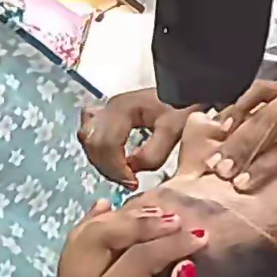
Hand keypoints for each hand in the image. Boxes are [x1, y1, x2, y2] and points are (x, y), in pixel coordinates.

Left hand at [44, 201, 240, 276]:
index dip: (171, 245)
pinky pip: (75, 249)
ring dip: (120, 220)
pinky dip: (95, 225)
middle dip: (140, 222)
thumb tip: (191, 273)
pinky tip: (109, 207)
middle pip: (97, 239)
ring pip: (82, 238)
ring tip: (159, 217)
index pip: (132, 263)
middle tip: (179, 221)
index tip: (203, 239)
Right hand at [78, 89, 197, 188]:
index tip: (132, 183)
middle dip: (109, 168)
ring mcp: (107, 110)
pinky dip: (101, 154)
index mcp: (124, 107)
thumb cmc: (182, 107)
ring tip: (125, 175)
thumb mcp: (173, 131)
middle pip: (94, 144)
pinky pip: (93, 137)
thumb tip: (129, 170)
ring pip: (89, 141)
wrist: (186, 93)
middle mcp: (110, 107)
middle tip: (129, 182)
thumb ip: (152, 155)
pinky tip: (117, 163)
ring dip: (103, 162)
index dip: (115, 168)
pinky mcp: (109, 116)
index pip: (107, 143)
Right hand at [208, 63, 276, 188]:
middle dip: (245, 149)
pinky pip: (258, 91)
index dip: (270, 164)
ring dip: (237, 134)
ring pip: (263, 109)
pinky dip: (239, 107)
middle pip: (274, 125)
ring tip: (215, 157)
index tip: (243, 185)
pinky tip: (222, 126)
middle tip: (221, 173)